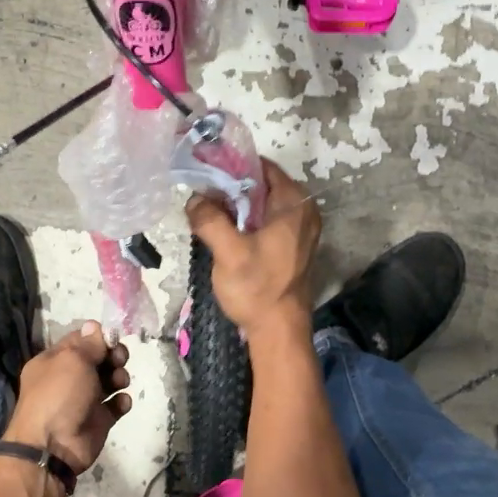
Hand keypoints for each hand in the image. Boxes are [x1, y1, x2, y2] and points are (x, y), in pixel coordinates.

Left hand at [3, 321, 131, 474]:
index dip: (99, 338)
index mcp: (54, 361)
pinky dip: (121, 402)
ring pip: (109, 380)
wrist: (53, 446)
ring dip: (119, 377)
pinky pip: (115, 405)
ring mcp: (84, 400)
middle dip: (113, 357)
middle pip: (99, 359)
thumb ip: (89, 343)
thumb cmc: (59, 395)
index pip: (81, 341)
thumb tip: (94, 325)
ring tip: (119, 383)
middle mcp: (69, 378)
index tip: (113, 340)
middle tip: (119, 361)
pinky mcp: (98, 420)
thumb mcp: (72, 360)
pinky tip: (120, 403)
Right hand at [185, 158, 321, 339]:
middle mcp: (303, 211)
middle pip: (262, 186)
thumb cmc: (257, 289)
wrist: (279, 331)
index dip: (231, 165)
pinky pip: (267, 224)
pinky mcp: (293, 248)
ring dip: (237, 208)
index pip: (262, 167)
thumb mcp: (228, 251)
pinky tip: (225, 233)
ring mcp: (300, 231)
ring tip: (208, 214)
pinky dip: (247, 223)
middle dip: (231, 188)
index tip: (204, 171)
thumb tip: (194, 199)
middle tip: (201, 196)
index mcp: (294, 204)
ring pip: (263, 206)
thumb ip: (210, 219)